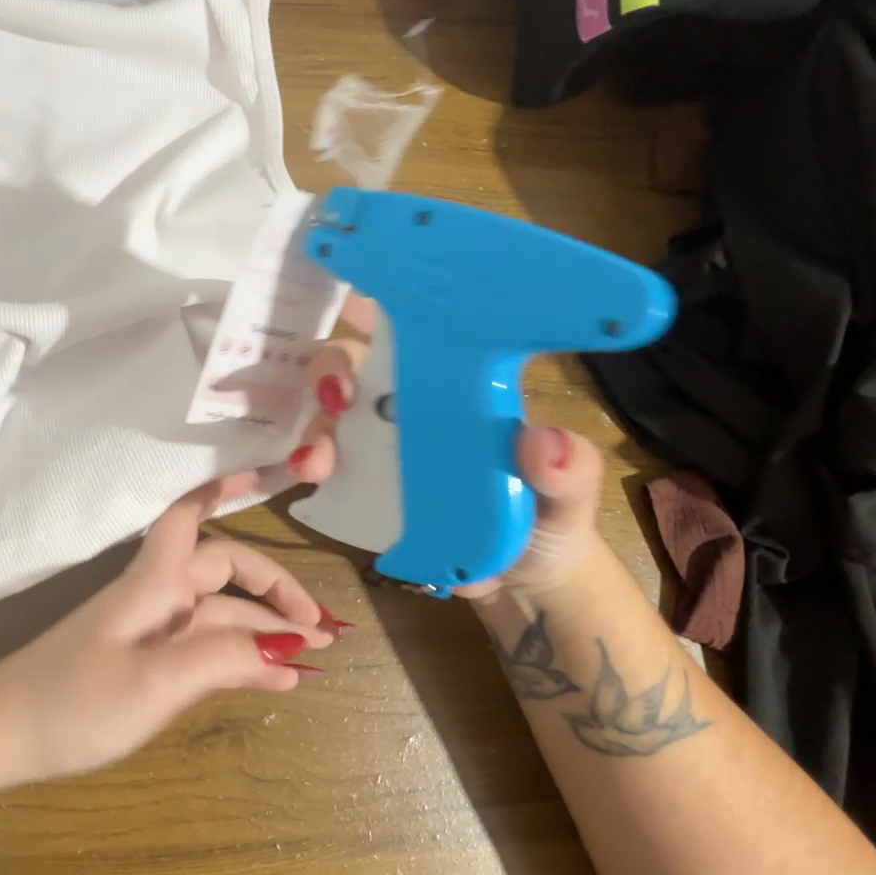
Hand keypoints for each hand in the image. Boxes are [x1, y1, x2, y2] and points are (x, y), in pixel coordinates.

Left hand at [0, 474, 341, 781]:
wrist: (5, 734)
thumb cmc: (76, 700)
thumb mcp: (155, 682)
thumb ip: (222, 657)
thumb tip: (287, 647)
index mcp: (156, 582)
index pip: (190, 516)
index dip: (223, 490)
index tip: (266, 473)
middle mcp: (159, 596)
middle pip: (225, 572)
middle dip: (277, 592)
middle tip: (326, 629)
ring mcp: (153, 630)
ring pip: (222, 615)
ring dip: (268, 631)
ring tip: (318, 656)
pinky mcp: (147, 663)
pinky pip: (207, 649)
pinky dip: (244, 659)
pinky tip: (279, 680)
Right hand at [288, 295, 606, 603]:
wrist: (518, 586)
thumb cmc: (547, 521)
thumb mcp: (567, 496)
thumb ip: (566, 472)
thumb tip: (540, 442)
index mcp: (456, 385)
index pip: (412, 328)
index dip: (375, 299)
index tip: (350, 288)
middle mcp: (406, 403)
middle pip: (352, 363)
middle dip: (330, 370)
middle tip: (335, 397)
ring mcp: (376, 444)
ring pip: (327, 414)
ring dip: (315, 427)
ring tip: (317, 462)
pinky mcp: (357, 486)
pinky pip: (322, 464)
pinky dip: (309, 464)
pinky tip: (309, 477)